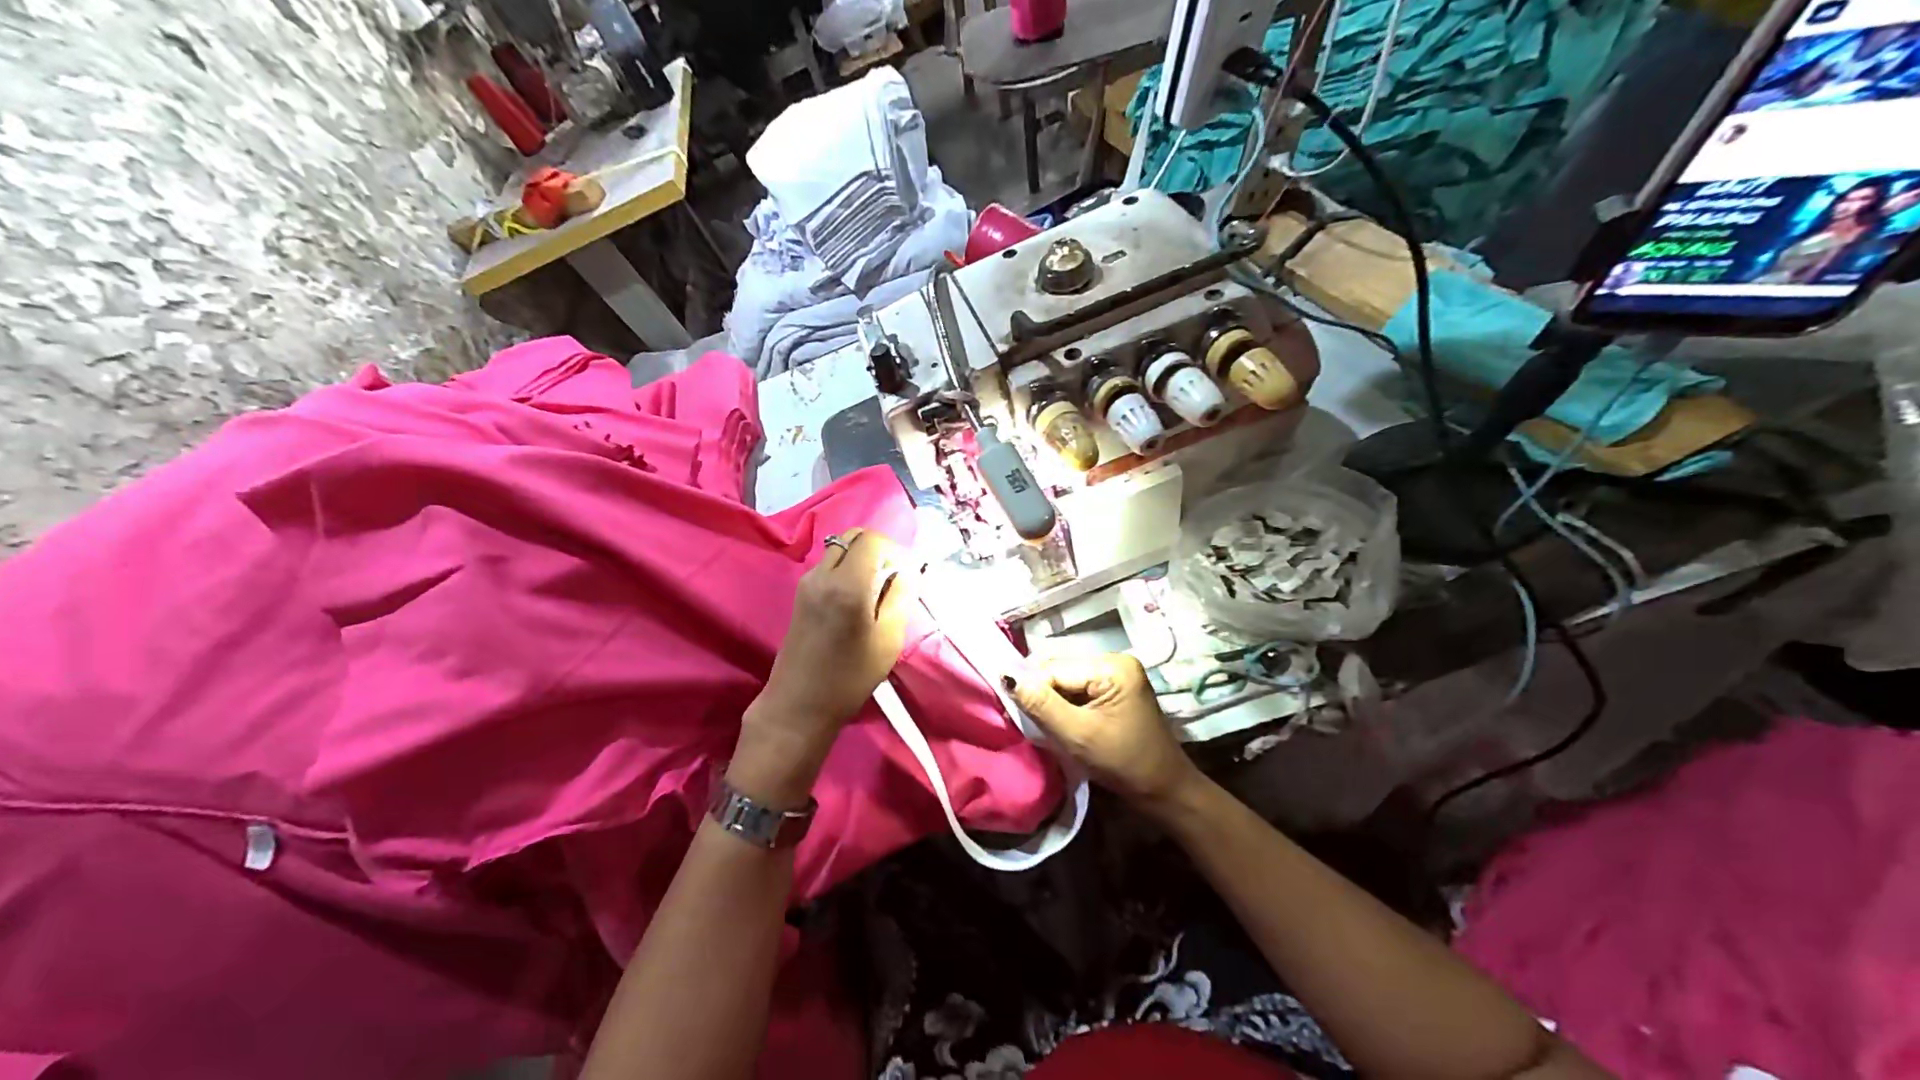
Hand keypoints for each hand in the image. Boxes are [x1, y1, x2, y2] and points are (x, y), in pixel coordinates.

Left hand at [731, 528, 912, 805]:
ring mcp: (807, 583)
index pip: (872, 540)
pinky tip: (858, 601)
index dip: (894, 550)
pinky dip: (848, 571)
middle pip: (852, 537)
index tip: (906, 575)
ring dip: (862, 560)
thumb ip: (901, 596)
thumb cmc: (850, 676)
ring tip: (877, 593)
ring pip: (840, 550)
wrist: (800, 705)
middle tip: (893, 578)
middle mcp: (822, 574)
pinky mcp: (801, 594)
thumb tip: (907, 570)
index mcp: (847, 584)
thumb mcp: (888, 638)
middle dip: (877, 549)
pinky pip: (830, 566)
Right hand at [1006, 653, 1201, 807]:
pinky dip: (1062, 704)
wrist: (1163, 789)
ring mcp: (1115, 673)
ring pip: (1064, 679)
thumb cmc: (1123, 763)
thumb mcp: (1077, 735)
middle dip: (1040, 693)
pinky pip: (1075, 688)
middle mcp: (1113, 660)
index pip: (1053, 668)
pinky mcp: (1112, 688)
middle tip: (1029, 721)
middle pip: (1058, 669)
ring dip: (1049, 700)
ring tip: (1042, 723)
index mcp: (1111, 666)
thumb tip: (1006, 675)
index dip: (1031, 689)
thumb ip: (1041, 704)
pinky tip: (1059, 722)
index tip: (1017, 715)